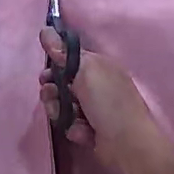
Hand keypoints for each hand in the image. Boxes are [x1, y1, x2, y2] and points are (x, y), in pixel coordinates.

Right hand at [39, 27, 171, 169]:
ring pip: (64, 106)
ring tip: (65, 117)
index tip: (45, 74)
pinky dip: (74, 128)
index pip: (71, 60)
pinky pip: (72, 124)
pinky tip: (82, 132)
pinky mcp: (92, 130)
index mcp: (100, 66)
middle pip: (64, 84)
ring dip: (61, 111)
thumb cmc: (108, 102)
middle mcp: (98, 85)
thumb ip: (64, 52)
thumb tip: (45, 29)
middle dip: (53, 91)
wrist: (127, 144)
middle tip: (50, 96)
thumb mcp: (86, 70)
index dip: (56, 65)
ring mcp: (96, 109)